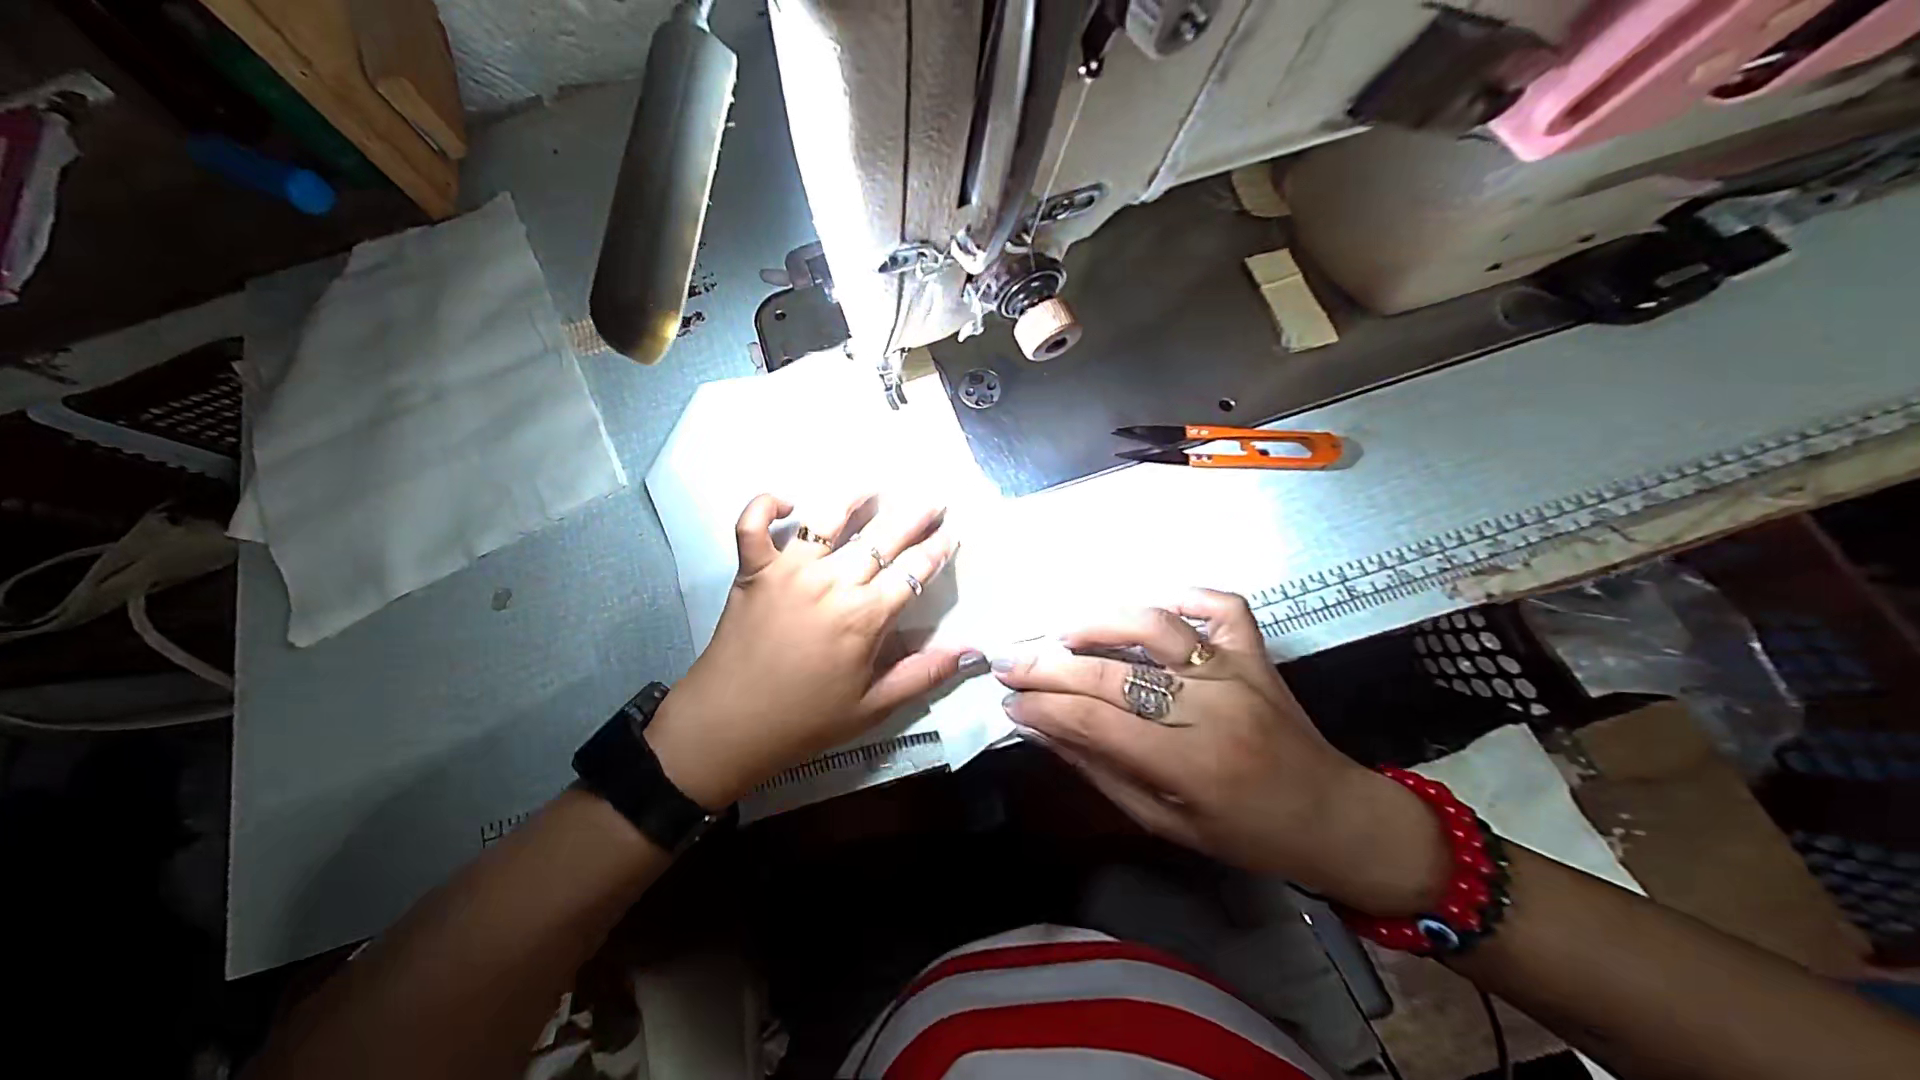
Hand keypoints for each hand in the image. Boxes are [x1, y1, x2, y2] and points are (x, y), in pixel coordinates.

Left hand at [643, 493, 981, 809]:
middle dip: (913, 517)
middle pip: (882, 538)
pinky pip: (753, 525)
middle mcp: (831, 583)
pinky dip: (765, 506)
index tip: (951, 536)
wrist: (728, 727)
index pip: (913, 573)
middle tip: (933, 500)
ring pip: (826, 520)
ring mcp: (789, 572)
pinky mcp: (752, 571)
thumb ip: (923, 674)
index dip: (937, 552)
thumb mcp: (872, 707)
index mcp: (865, 617)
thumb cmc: (805, 720)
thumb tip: (971, 651)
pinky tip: (787, 502)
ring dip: (853, 500)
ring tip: (873, 489)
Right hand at [995, 588, 1449, 915]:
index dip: (1042, 707)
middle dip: (1049, 665)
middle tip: (1010, 660)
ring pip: (1157, 628)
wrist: (1334, 819)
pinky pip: (1223, 607)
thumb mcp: (1163, 821)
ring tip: (1063, 633)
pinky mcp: (1257, 654)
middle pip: (1112, 674)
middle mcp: (1211, 708)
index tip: (1007, 700)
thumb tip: (1040, 729)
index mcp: (1189, 764)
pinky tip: (1155, 603)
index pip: (1094, 721)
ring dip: (1101, 624)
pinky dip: (1188, 595)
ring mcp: (1237, 673)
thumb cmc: (1244, 834)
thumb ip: (1099, 770)